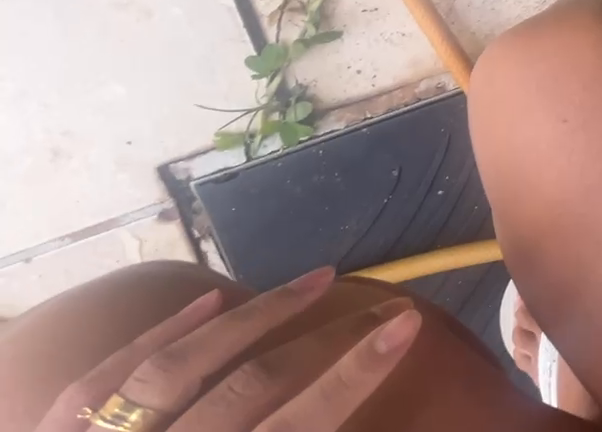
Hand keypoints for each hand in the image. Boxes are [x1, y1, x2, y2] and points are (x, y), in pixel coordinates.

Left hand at [36, 268, 420, 431]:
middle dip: (328, 341)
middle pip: (249, 389)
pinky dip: (161, 335)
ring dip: (256, 315)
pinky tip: (212, 302)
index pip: (297, 427)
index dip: (356, 373)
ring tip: (317, 277)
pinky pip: (98, 381)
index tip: (410, 322)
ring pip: (175, 367)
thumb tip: (348, 425)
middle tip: (385, 303)